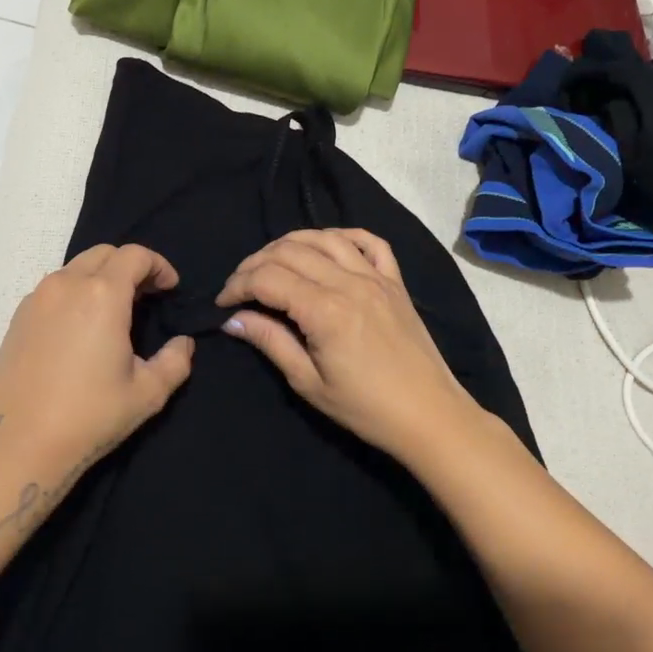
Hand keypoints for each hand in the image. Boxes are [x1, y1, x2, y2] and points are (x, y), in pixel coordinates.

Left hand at [0, 244, 195, 468]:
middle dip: (130, 266)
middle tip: (147, 296)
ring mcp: (37, 298)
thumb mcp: (147, 393)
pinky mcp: (18, 316)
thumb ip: (175, 361)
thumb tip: (183, 343)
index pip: (135, 256)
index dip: (159, 266)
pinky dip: (75, 292)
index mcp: (102, 295)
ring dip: (100, 277)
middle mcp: (66, 285)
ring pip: (76, 268)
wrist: (19, 443)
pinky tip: (82, 327)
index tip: (170, 290)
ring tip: (116, 311)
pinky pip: (54, 288)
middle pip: (104, 253)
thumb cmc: (89, 416)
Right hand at [216, 229, 478, 460]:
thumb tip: (232, 319)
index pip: (268, 278)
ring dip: (290, 243)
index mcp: (324, 310)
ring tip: (272, 263)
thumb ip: (270, 342)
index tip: (223, 303)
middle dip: (255, 263)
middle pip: (289, 251)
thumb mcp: (308, 383)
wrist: (429, 415)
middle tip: (240, 286)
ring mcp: (376, 277)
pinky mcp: (395, 281)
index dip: (238, 285)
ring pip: (324, 238)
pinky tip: (326, 246)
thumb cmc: (365, 408)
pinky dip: (343, 236)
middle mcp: (349, 282)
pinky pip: (369, 242)